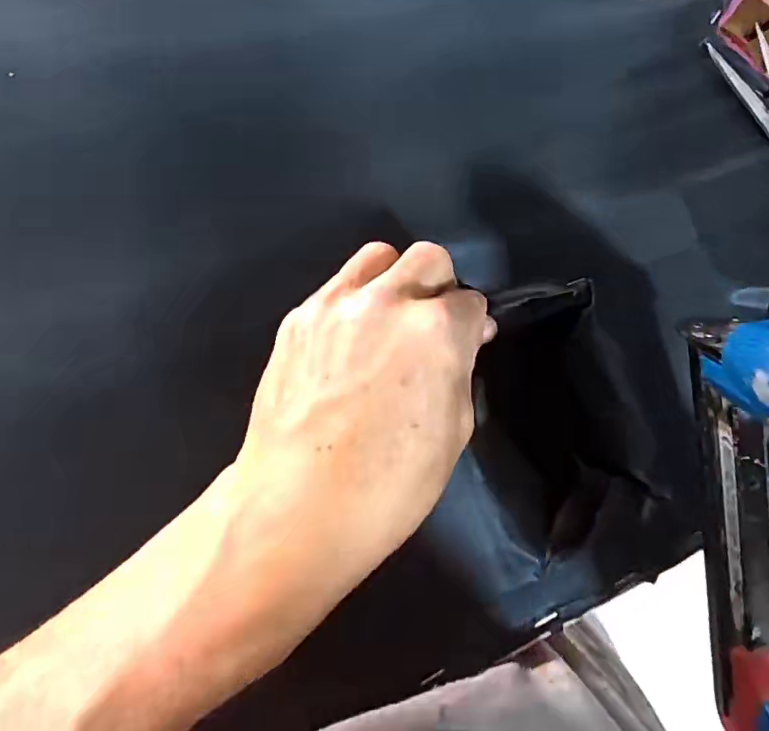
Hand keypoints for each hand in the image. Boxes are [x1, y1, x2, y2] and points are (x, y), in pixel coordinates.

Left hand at [234, 241, 496, 593]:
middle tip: (433, 324)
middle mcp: (387, 302)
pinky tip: (349, 343)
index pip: (471, 301)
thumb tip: (465, 338)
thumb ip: (463, 368)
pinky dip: (354, 302)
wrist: (295, 513)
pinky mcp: (298, 319)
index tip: (468, 343)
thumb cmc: (390, 485)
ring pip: (379, 255)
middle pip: (429, 258)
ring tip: (391, 318)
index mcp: (436, 330)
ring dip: (396, 278)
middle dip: (441, 286)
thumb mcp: (456, 429)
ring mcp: (336, 305)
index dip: (474, 325)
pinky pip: (337, 287)